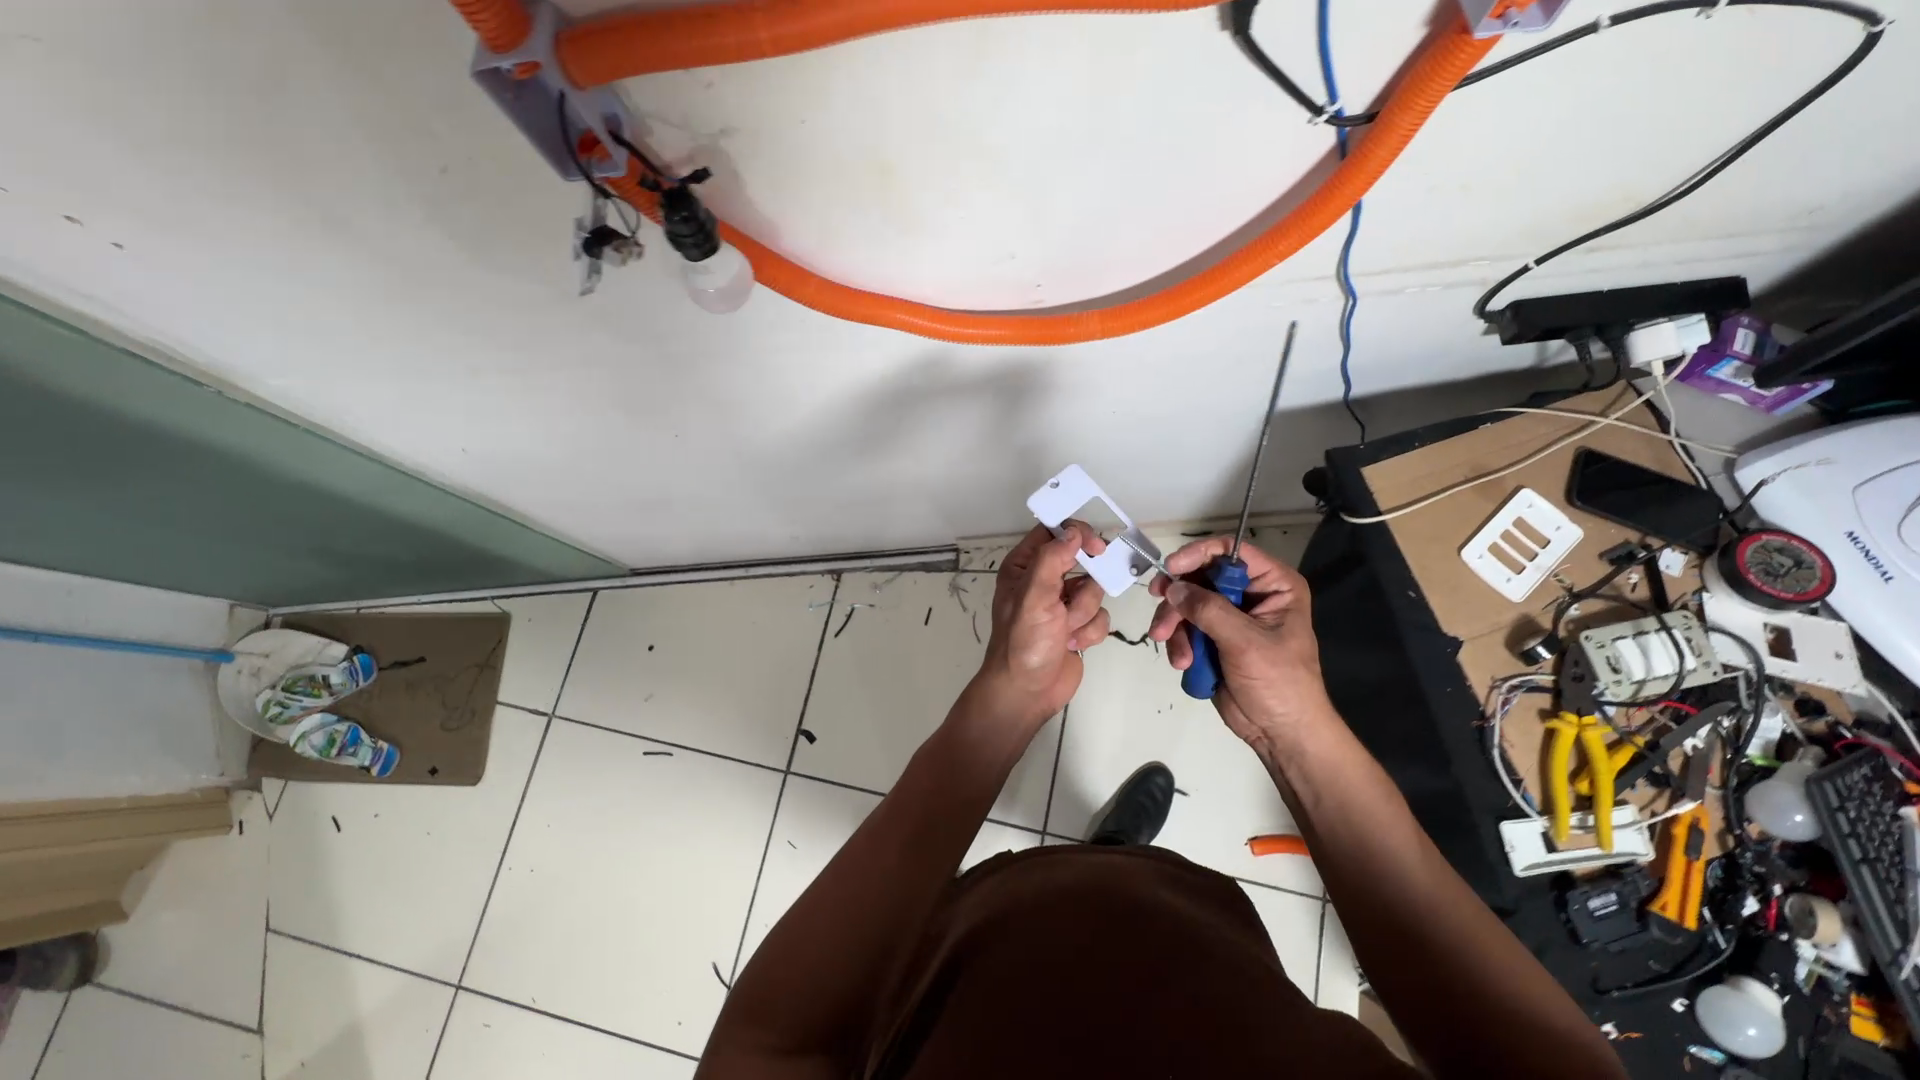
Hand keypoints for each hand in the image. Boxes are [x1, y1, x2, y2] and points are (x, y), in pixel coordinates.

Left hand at [967, 522, 1111, 730]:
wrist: (1028, 691)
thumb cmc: (1024, 642)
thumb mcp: (1033, 596)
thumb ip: (1052, 560)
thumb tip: (1074, 533)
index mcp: (1023, 567)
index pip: (1053, 532)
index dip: (1076, 534)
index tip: (1094, 546)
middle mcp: (1043, 581)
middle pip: (1081, 560)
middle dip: (1083, 584)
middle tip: (1074, 598)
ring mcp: (1062, 604)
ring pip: (1095, 589)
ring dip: (1084, 611)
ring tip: (1065, 629)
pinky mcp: (1078, 625)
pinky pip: (1100, 615)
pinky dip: (1090, 630)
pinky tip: (1072, 643)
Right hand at [1146, 536, 1335, 754]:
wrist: (1281, 732)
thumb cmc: (1279, 682)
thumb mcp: (1246, 642)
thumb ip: (1209, 610)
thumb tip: (1173, 587)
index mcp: (1274, 585)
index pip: (1231, 553)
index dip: (1198, 555)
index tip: (1171, 569)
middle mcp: (1251, 595)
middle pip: (1201, 578)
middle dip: (1179, 602)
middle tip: (1162, 622)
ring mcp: (1230, 618)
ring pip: (1187, 604)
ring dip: (1176, 628)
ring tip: (1180, 656)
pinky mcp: (1213, 640)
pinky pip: (1185, 628)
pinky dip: (1179, 643)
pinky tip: (1184, 664)